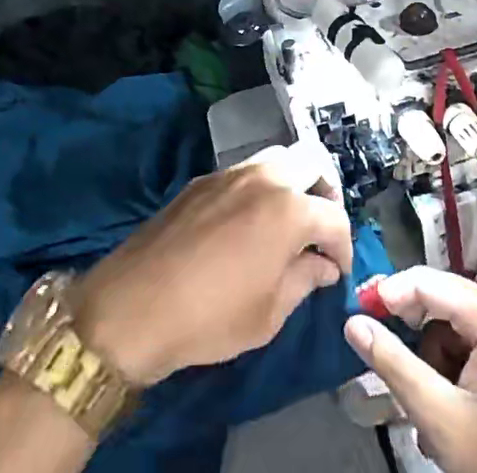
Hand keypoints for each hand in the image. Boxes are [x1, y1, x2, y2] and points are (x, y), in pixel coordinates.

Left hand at [73, 142, 352, 386]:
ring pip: (275, 158)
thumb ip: (304, 279)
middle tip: (318, 230)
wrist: (133, 306)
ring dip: (291, 182)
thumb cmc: (210, 317)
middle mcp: (261, 179)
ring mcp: (227, 175)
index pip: (334, 217)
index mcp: (287, 210)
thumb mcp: (269, 313)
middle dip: (324, 193)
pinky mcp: (199, 182)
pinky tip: (247, 222)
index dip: (343, 247)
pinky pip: (242, 171)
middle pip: (310, 162)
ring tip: (285, 222)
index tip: (336, 270)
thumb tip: (322, 265)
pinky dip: (259, 187)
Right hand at [344, 267, 476, 472]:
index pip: (423, 281)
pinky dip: (450, 375)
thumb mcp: (443, 418)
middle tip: (391, 376)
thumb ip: (394, 365)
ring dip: (430, 366)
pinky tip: (450, 414)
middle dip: (412, 342)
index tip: (353, 318)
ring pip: (446, 330)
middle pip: (435, 304)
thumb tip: (352, 322)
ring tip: (430, 415)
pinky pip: (466, 347)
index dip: (384, 295)